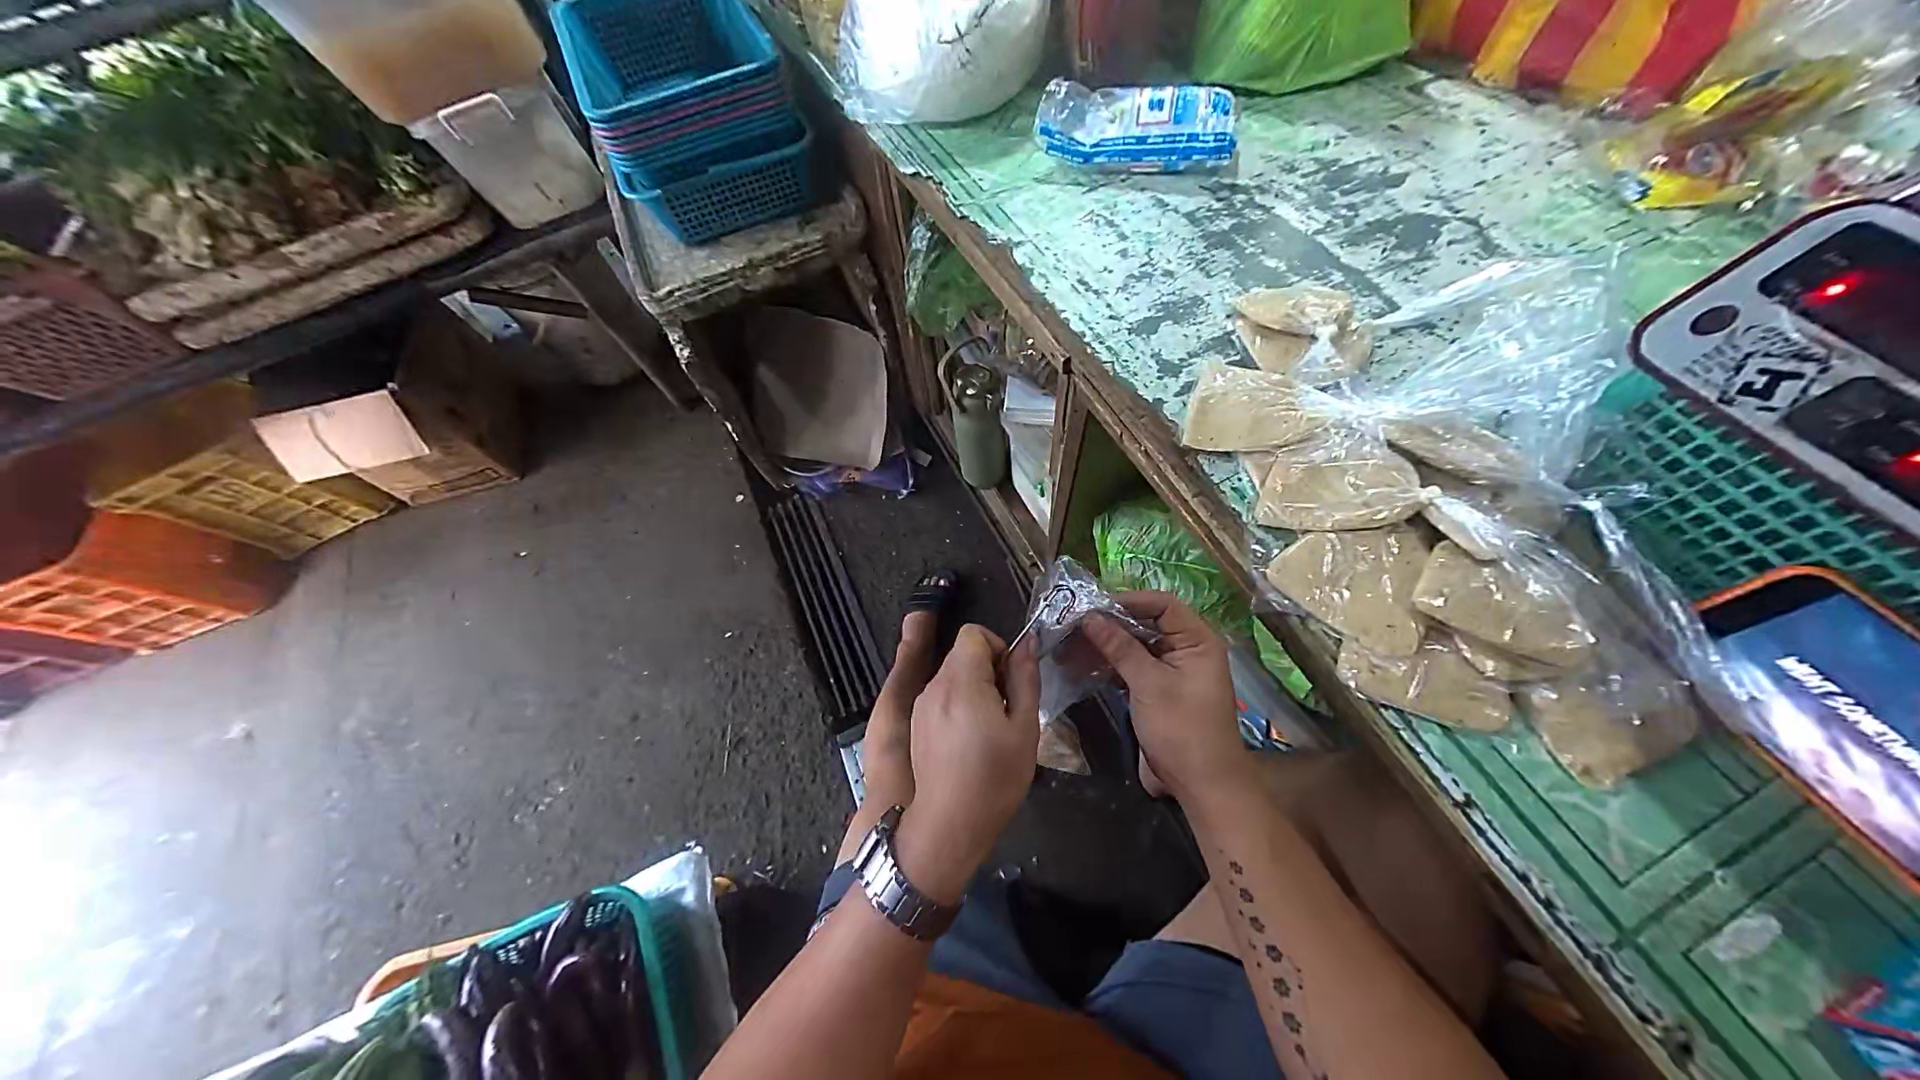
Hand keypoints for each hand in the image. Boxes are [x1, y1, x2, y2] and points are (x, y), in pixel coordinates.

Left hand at [894, 626, 1038, 903]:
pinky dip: (957, 706)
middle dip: (987, 669)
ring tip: (991, 728)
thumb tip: (1027, 644)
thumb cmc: (994, 780)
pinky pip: (939, 698)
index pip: (973, 633)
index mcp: (961, 682)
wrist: (948, 827)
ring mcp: (921, 707)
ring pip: (950, 676)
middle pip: (962, 653)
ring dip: (973, 689)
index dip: (998, 648)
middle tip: (1007, 708)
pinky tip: (971, 741)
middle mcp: (934, 687)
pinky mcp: (916, 726)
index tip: (1011, 680)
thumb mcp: (1024, 729)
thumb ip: (1025, 679)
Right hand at [1082, 592, 1251, 804]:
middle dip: (1111, 623)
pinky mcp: (1157, 690)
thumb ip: (1120, 648)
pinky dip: (1110, 664)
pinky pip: (1132, 666)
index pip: (1163, 605)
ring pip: (1135, 645)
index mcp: (1198, 641)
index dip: (1129, 601)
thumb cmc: (1183, 730)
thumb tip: (1090, 617)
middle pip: (1146, 623)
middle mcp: (1187, 650)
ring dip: (1106, 644)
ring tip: (1071, 642)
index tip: (1093, 606)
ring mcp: (1172, 670)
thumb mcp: (1150, 685)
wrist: (1201, 785)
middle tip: (1074, 623)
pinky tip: (1081, 663)